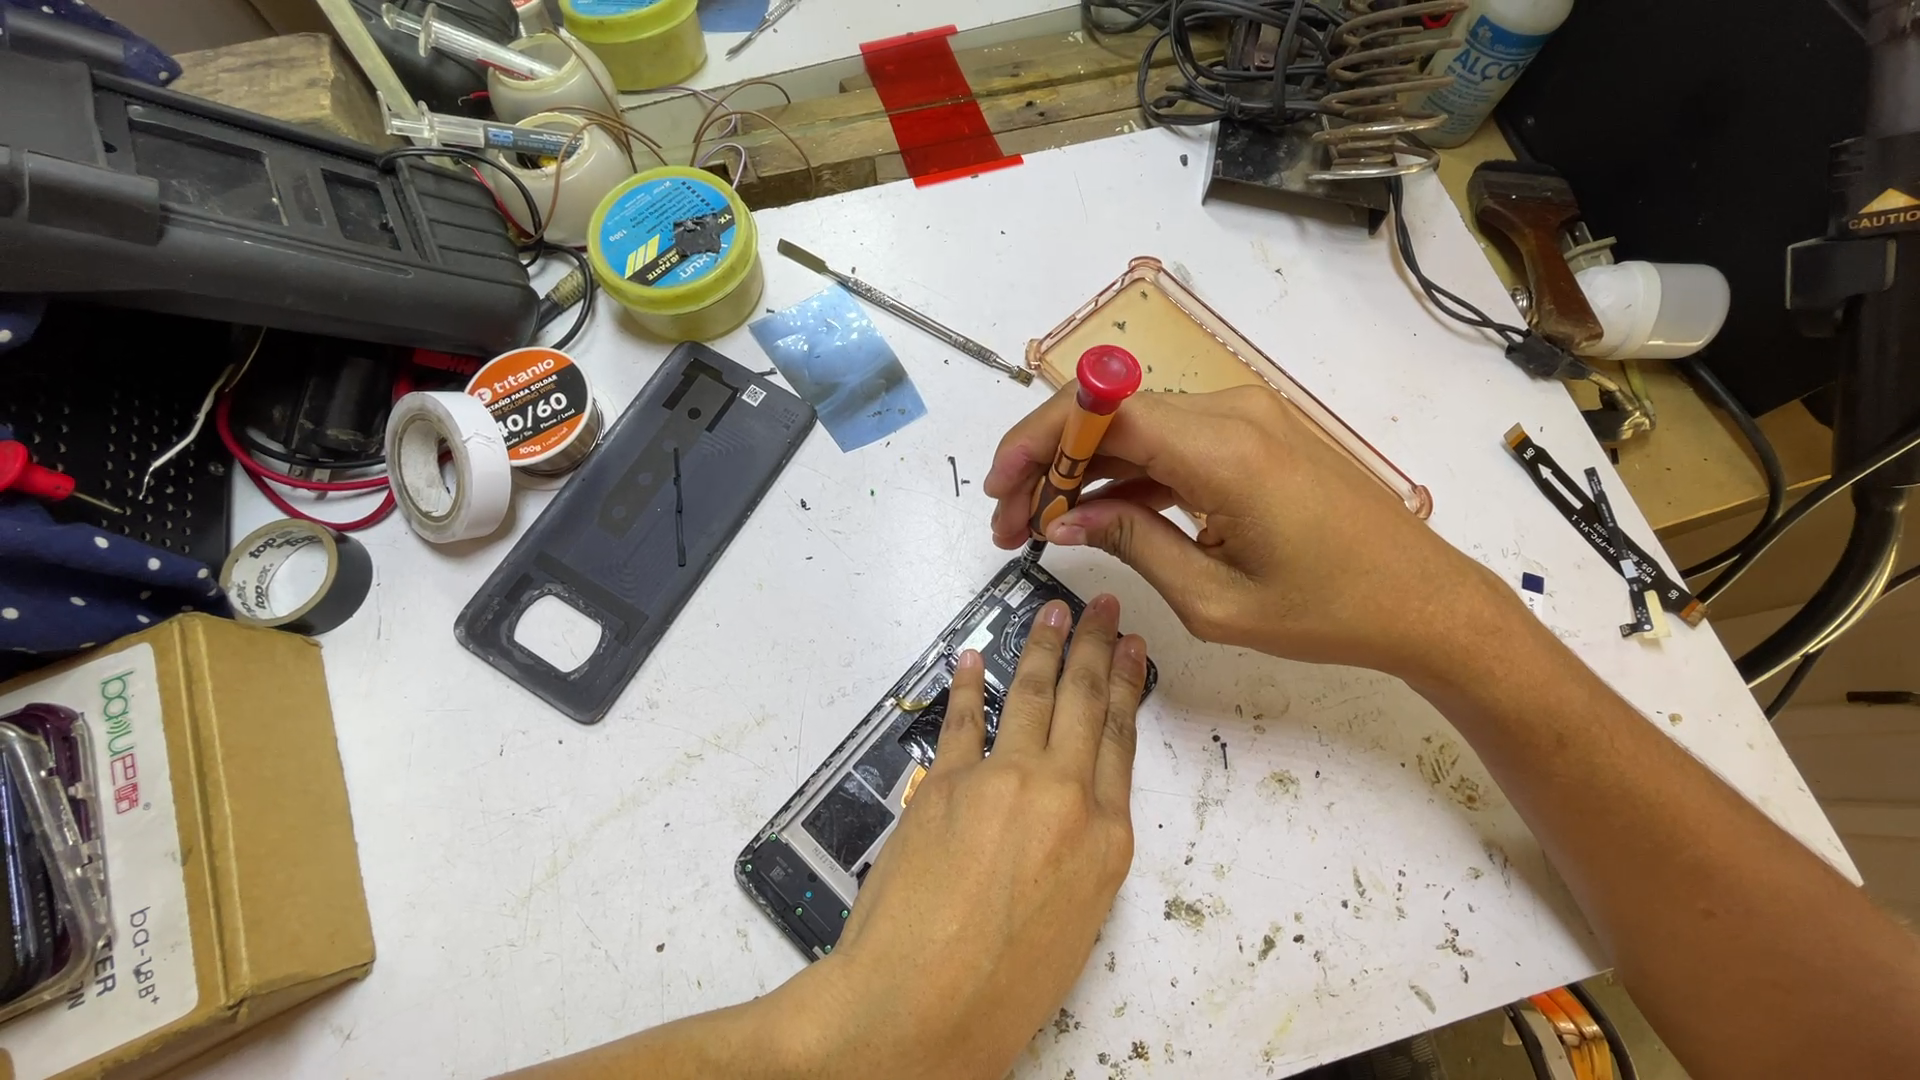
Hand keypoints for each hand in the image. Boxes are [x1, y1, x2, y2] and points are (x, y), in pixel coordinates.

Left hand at [797, 596, 1148, 1079]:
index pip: (1122, 741)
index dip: (1129, 687)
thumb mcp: (1075, 921)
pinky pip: (965, 719)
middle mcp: (1063, 797)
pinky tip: (974, 657)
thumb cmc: (1003, 988)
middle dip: (1096, 646)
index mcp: (1106, 840)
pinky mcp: (947, 782)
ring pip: (1033, 697)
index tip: (1134, 650)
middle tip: (1103, 606)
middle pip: (1086, 703)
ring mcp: (1003, 782)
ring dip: (1044, 649)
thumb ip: (1081, 850)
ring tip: (1053, 613)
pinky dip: (970, 684)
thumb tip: (1067, 804)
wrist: (918, 1007)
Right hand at [984, 385, 1505, 680]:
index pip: (1104, 412)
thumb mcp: (1214, 600)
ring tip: (1037, 528)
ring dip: (1080, 473)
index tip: (999, 487)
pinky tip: (1093, 517)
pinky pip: (1166, 445)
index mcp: (1225, 450)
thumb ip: (1132, 546)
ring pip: (1132, 430)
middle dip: (1047, 465)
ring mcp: (1242, 419)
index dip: (1038, 440)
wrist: (1424, 601)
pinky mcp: (1248, 437)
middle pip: (1108, 416)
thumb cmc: (1328, 612)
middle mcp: (1230, 413)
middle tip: (1008, 525)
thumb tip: (1062, 521)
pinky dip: (1123, 477)